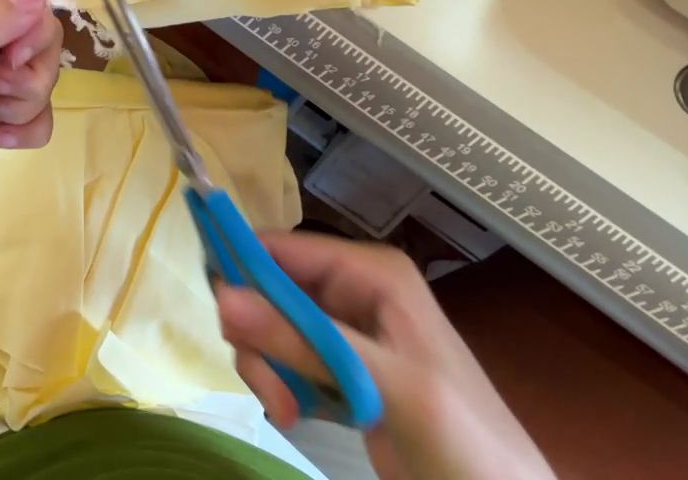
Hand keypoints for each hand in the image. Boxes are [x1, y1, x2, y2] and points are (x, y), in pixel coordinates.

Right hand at [216, 232, 554, 479]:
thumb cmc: (466, 439)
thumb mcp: (386, 386)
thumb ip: (305, 341)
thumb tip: (222, 297)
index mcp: (370, 272)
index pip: (279, 247)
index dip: (241, 273)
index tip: (224, 319)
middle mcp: (351, 289)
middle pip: (265, 288)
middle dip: (256, 335)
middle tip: (267, 381)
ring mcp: (342, 328)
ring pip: (266, 324)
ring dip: (265, 366)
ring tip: (286, 408)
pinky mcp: (335, 366)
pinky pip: (280, 356)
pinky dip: (277, 384)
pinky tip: (295, 412)